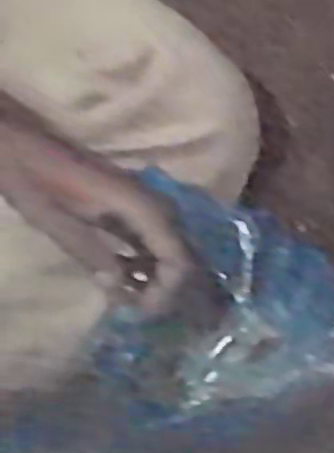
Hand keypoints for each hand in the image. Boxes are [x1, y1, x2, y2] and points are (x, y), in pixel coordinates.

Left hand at [0, 120, 193, 314]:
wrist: (3, 129)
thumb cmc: (22, 169)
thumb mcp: (49, 214)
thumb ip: (89, 252)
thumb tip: (120, 289)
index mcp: (147, 213)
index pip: (178, 263)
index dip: (167, 290)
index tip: (145, 309)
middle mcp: (163, 212)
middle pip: (182, 260)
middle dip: (166, 287)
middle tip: (142, 306)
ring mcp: (153, 209)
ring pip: (173, 254)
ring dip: (157, 276)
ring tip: (133, 293)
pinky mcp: (139, 209)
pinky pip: (156, 243)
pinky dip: (146, 262)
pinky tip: (128, 273)